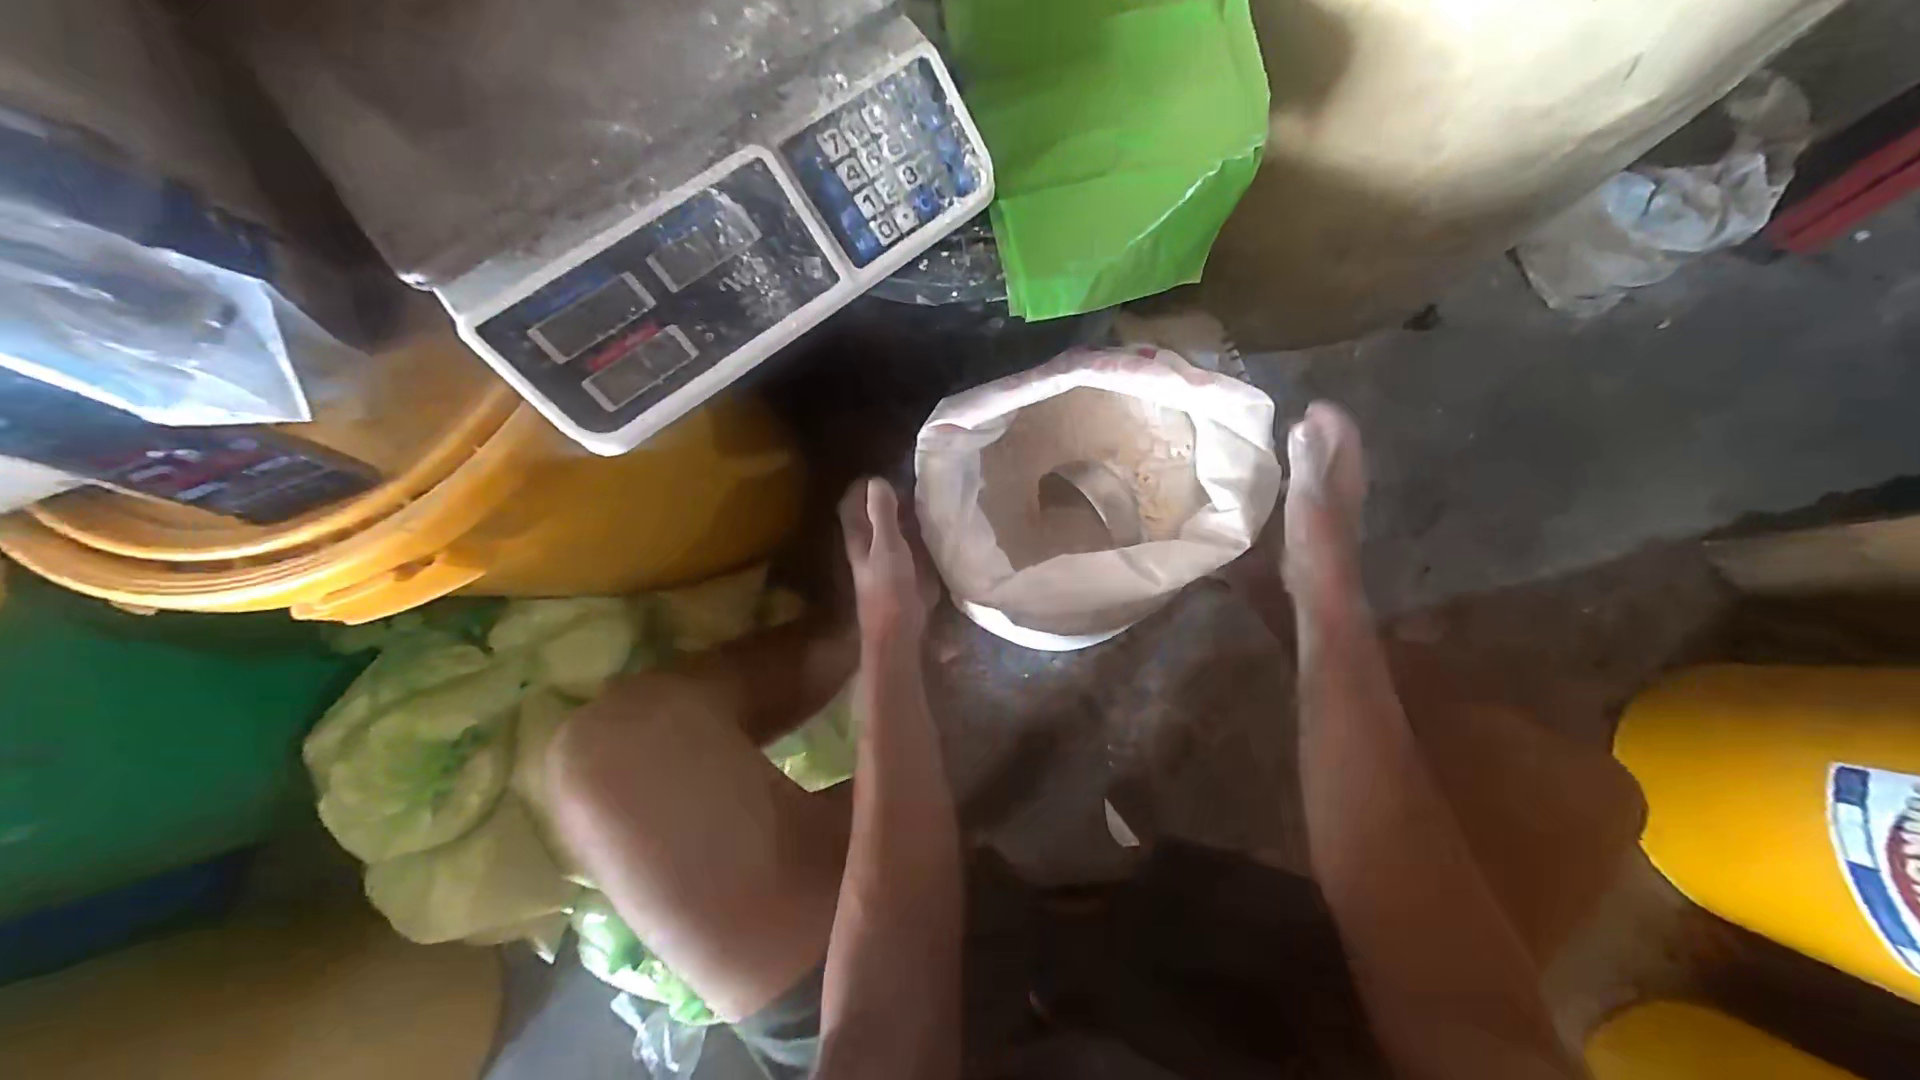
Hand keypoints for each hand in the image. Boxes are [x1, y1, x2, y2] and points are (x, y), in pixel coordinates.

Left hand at [839, 478, 937, 646]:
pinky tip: (935, 523)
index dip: (865, 486)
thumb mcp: (887, 546)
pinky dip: (920, 529)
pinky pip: (911, 540)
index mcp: (858, 536)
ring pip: (893, 525)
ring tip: (927, 495)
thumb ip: (883, 514)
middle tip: (912, 481)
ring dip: (907, 511)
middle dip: (889, 496)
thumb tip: (878, 481)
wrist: (900, 629)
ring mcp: (888, 556)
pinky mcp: (907, 569)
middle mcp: (870, 543)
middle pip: (873, 512)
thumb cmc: (889, 588)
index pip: (853, 502)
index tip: (887, 473)